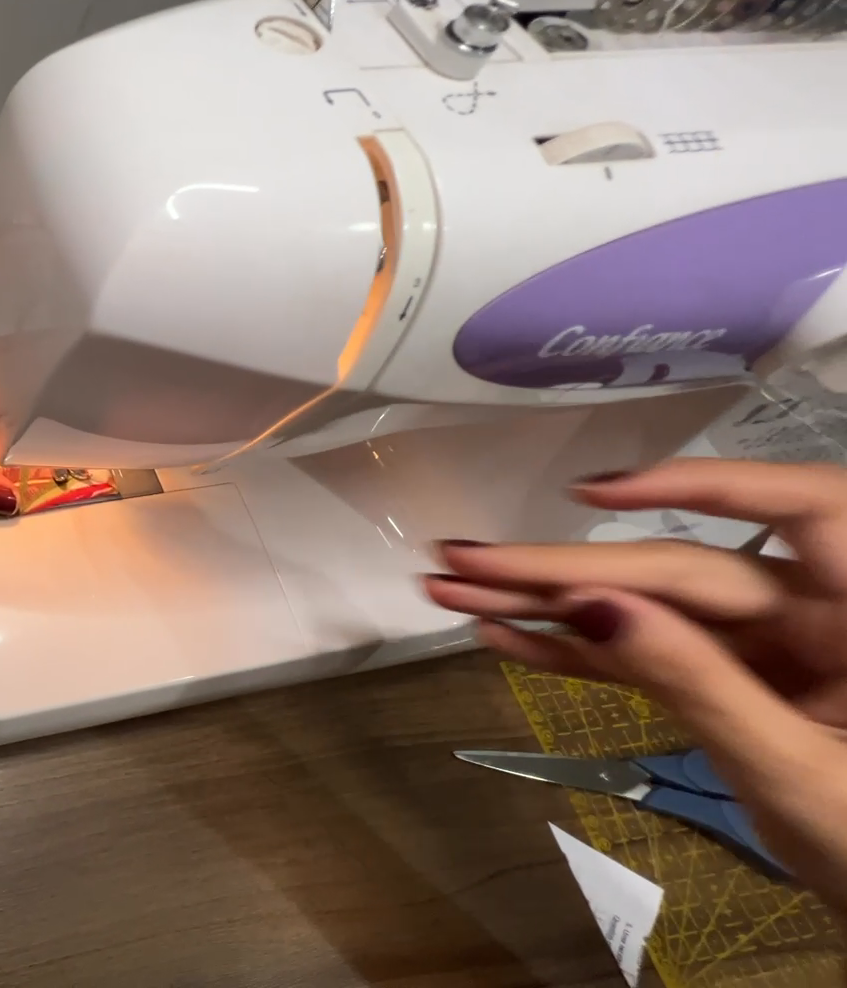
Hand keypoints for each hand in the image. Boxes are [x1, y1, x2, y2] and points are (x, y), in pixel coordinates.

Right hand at [422, 460, 846, 908]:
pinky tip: (498, 637)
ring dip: (537, 603)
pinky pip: (633, 656)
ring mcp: (760, 650)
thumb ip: (697, 683)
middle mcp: (812, 617)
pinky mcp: (717, 680)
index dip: (700, 485)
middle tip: (457, 561)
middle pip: (670, 572)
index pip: (804, 509)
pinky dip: (566, 650)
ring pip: (635, 609)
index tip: (590, 494)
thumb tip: (593, 607)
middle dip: (556, 568)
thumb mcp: (802, 772)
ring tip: (446, 591)